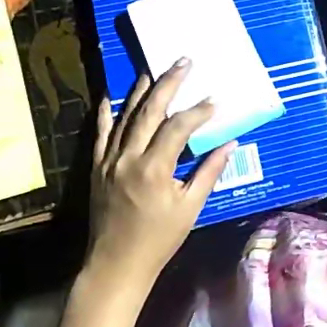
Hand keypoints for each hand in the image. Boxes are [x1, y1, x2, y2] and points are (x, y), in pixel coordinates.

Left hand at [85, 60, 233, 293]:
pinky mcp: (97, 167)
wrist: (116, 265)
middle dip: (168, 84)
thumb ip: (208, 173)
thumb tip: (229, 144)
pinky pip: (101, 134)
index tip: (214, 101)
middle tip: (183, 62)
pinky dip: (106, 113)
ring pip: (125, 117)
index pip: (178, 128)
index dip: (198, 112)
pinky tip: (110, 96)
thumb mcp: (190, 208)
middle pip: (150, 111)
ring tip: (153, 70)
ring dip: (140, 92)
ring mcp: (109, 161)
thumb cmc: (159, 240)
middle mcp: (129, 158)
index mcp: (155, 169)